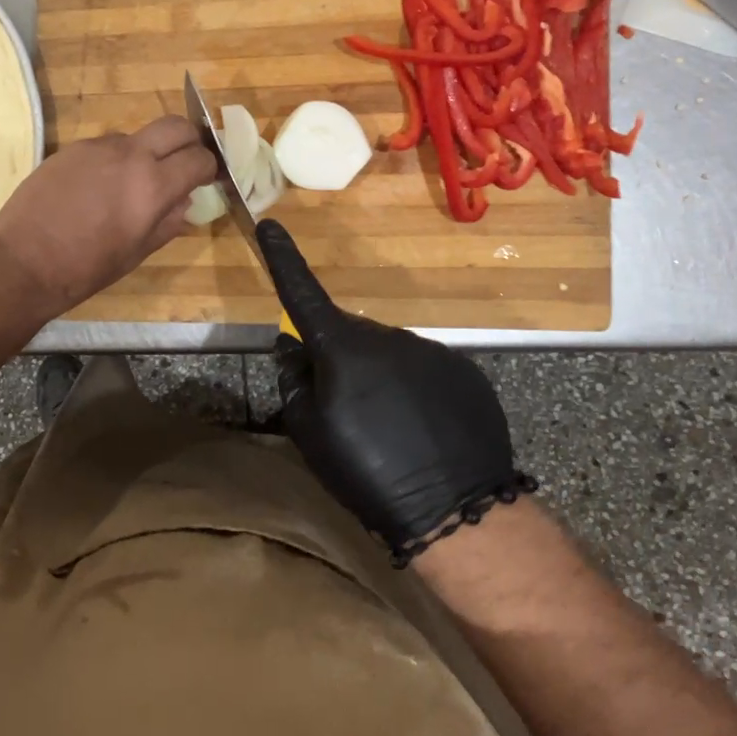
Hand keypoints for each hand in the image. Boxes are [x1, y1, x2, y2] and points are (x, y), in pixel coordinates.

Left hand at [0, 116, 216, 318]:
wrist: (23, 261)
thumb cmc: (85, 268)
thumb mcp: (137, 253)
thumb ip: (167, 222)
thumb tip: (184, 202)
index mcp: (152, 185)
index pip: (198, 158)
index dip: (209, 168)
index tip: (206, 179)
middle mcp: (129, 155)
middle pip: (175, 126)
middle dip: (188, 142)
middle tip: (183, 165)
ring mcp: (96, 147)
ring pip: (136, 136)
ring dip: (145, 153)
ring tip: (130, 186)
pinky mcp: (69, 149)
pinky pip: (103, 146)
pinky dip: (112, 160)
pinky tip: (96, 189)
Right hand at [259, 218, 535, 563]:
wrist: (456, 510)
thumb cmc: (365, 470)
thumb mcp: (308, 431)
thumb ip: (294, 379)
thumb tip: (293, 346)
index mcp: (342, 348)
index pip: (302, 293)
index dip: (283, 259)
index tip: (270, 225)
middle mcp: (388, 337)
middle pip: (348, 334)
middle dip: (337, 357)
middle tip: (338, 407)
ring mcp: (432, 352)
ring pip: (387, 353)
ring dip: (376, 375)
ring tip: (385, 427)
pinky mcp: (466, 374)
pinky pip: (423, 370)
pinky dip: (411, 390)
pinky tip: (418, 429)